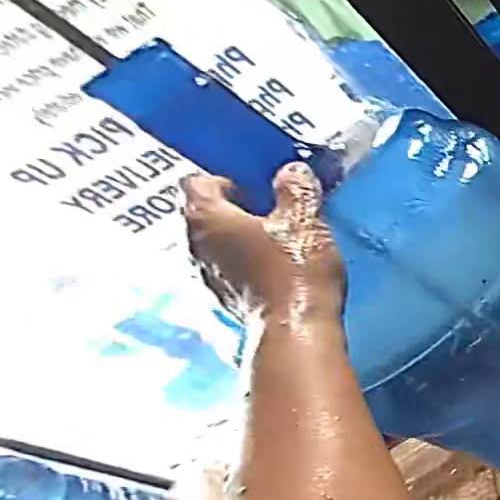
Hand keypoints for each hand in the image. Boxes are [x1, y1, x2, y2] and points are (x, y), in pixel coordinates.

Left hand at [183, 163, 344, 323]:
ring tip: (276, 251)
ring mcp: (204, 275)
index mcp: (206, 216)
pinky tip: (275, 278)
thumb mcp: (307, 224)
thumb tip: (292, 170)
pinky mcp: (222, 301)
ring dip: (239, 245)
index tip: (257, 191)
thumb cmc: (296, 271)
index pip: (198, 182)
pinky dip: (245, 271)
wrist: (295, 329)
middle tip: (273, 220)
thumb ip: (297, 192)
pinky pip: (228, 274)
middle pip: (204, 216)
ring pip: (216, 247)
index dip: (226, 181)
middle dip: (234, 214)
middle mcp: (193, 242)